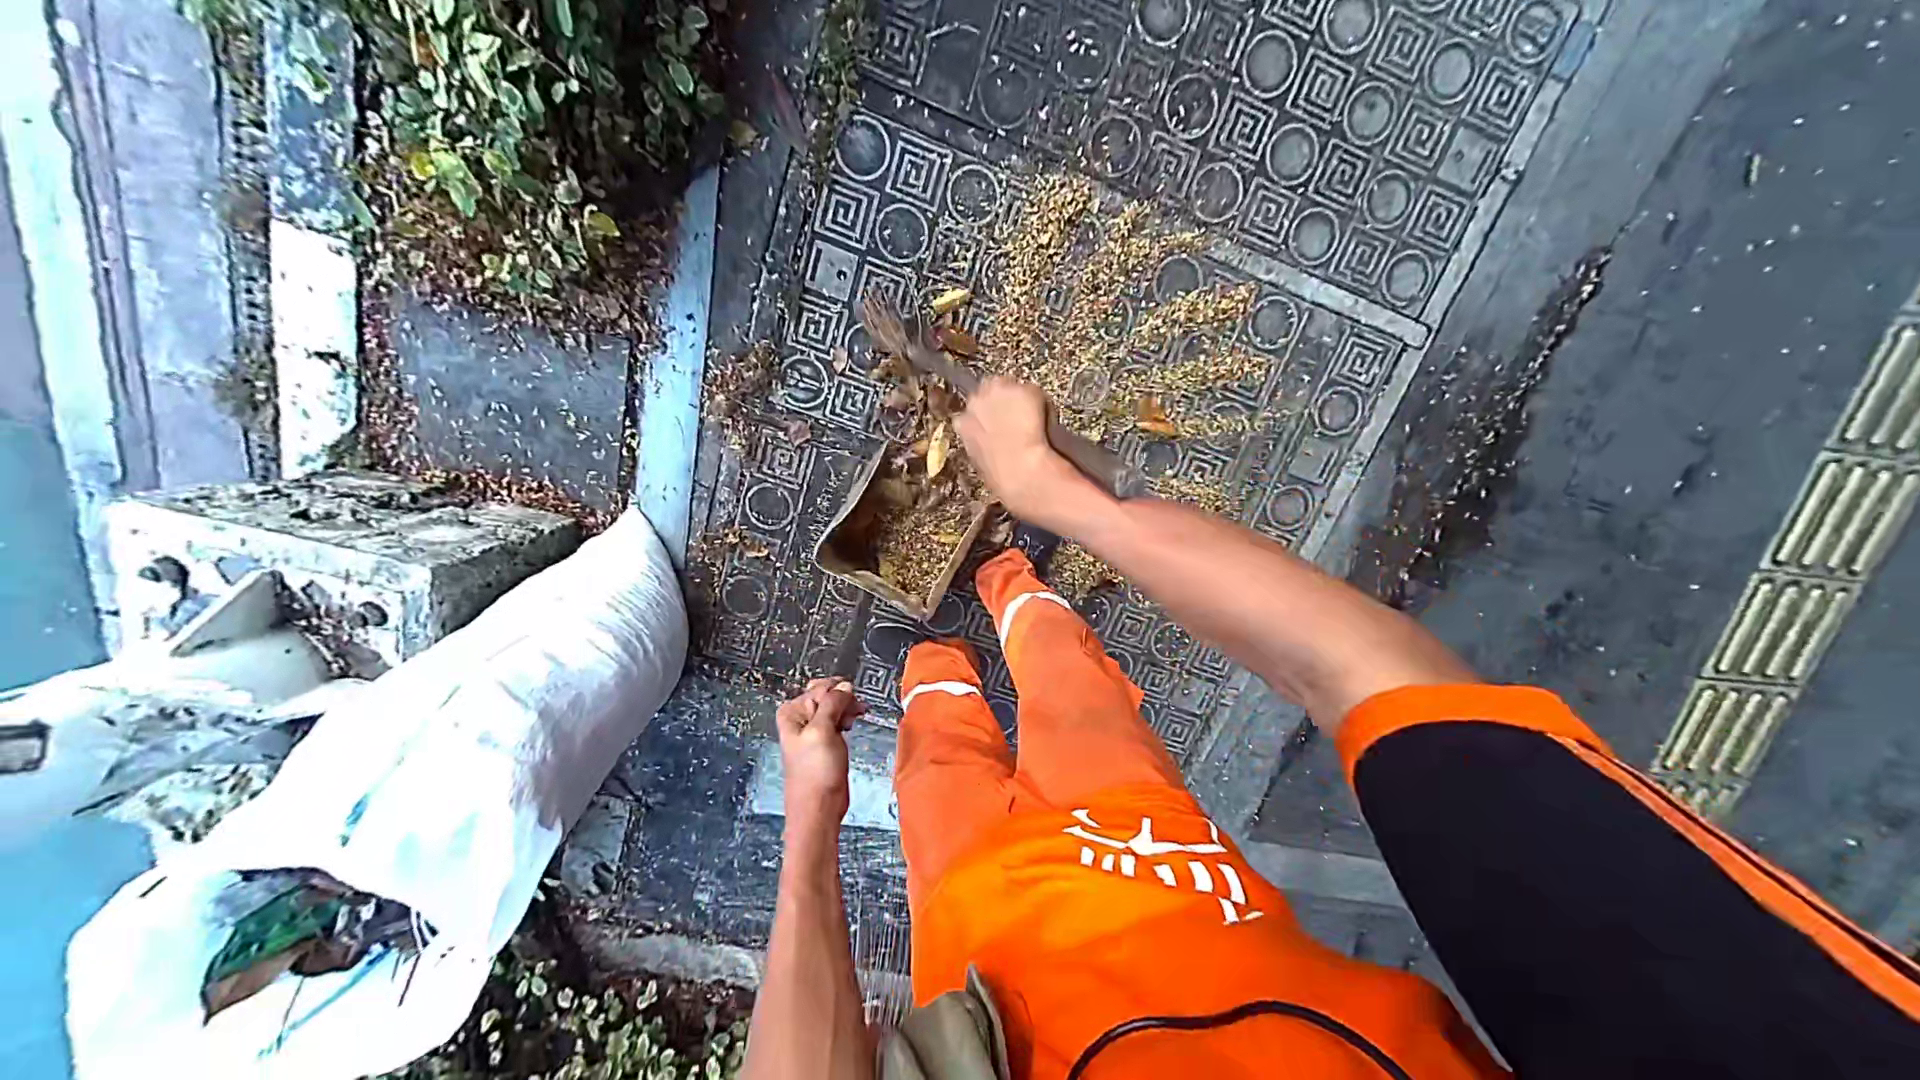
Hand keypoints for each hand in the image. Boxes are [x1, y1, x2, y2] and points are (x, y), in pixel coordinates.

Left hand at [775, 677, 863, 829]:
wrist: (819, 807)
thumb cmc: (815, 773)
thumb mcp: (822, 730)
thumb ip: (833, 703)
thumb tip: (844, 685)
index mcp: (792, 712)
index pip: (820, 688)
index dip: (838, 692)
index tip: (851, 699)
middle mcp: (800, 718)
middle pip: (828, 695)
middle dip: (844, 700)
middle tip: (855, 711)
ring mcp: (813, 730)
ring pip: (835, 707)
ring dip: (848, 709)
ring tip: (854, 719)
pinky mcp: (826, 741)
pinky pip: (838, 720)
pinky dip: (847, 719)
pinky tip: (852, 725)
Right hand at [954, 377, 1103, 528]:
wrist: (1021, 471)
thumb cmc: (1001, 477)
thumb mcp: (979, 460)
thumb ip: (980, 441)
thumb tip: (990, 438)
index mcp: (962, 423)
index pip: (972, 407)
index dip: (987, 414)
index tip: (998, 423)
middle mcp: (976, 401)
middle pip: (988, 390)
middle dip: (1000, 401)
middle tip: (1015, 418)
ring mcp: (1000, 392)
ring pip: (1009, 386)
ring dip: (1017, 398)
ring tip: (1031, 419)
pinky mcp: (1024, 389)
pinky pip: (1031, 391)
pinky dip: (1038, 401)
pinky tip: (1044, 419)